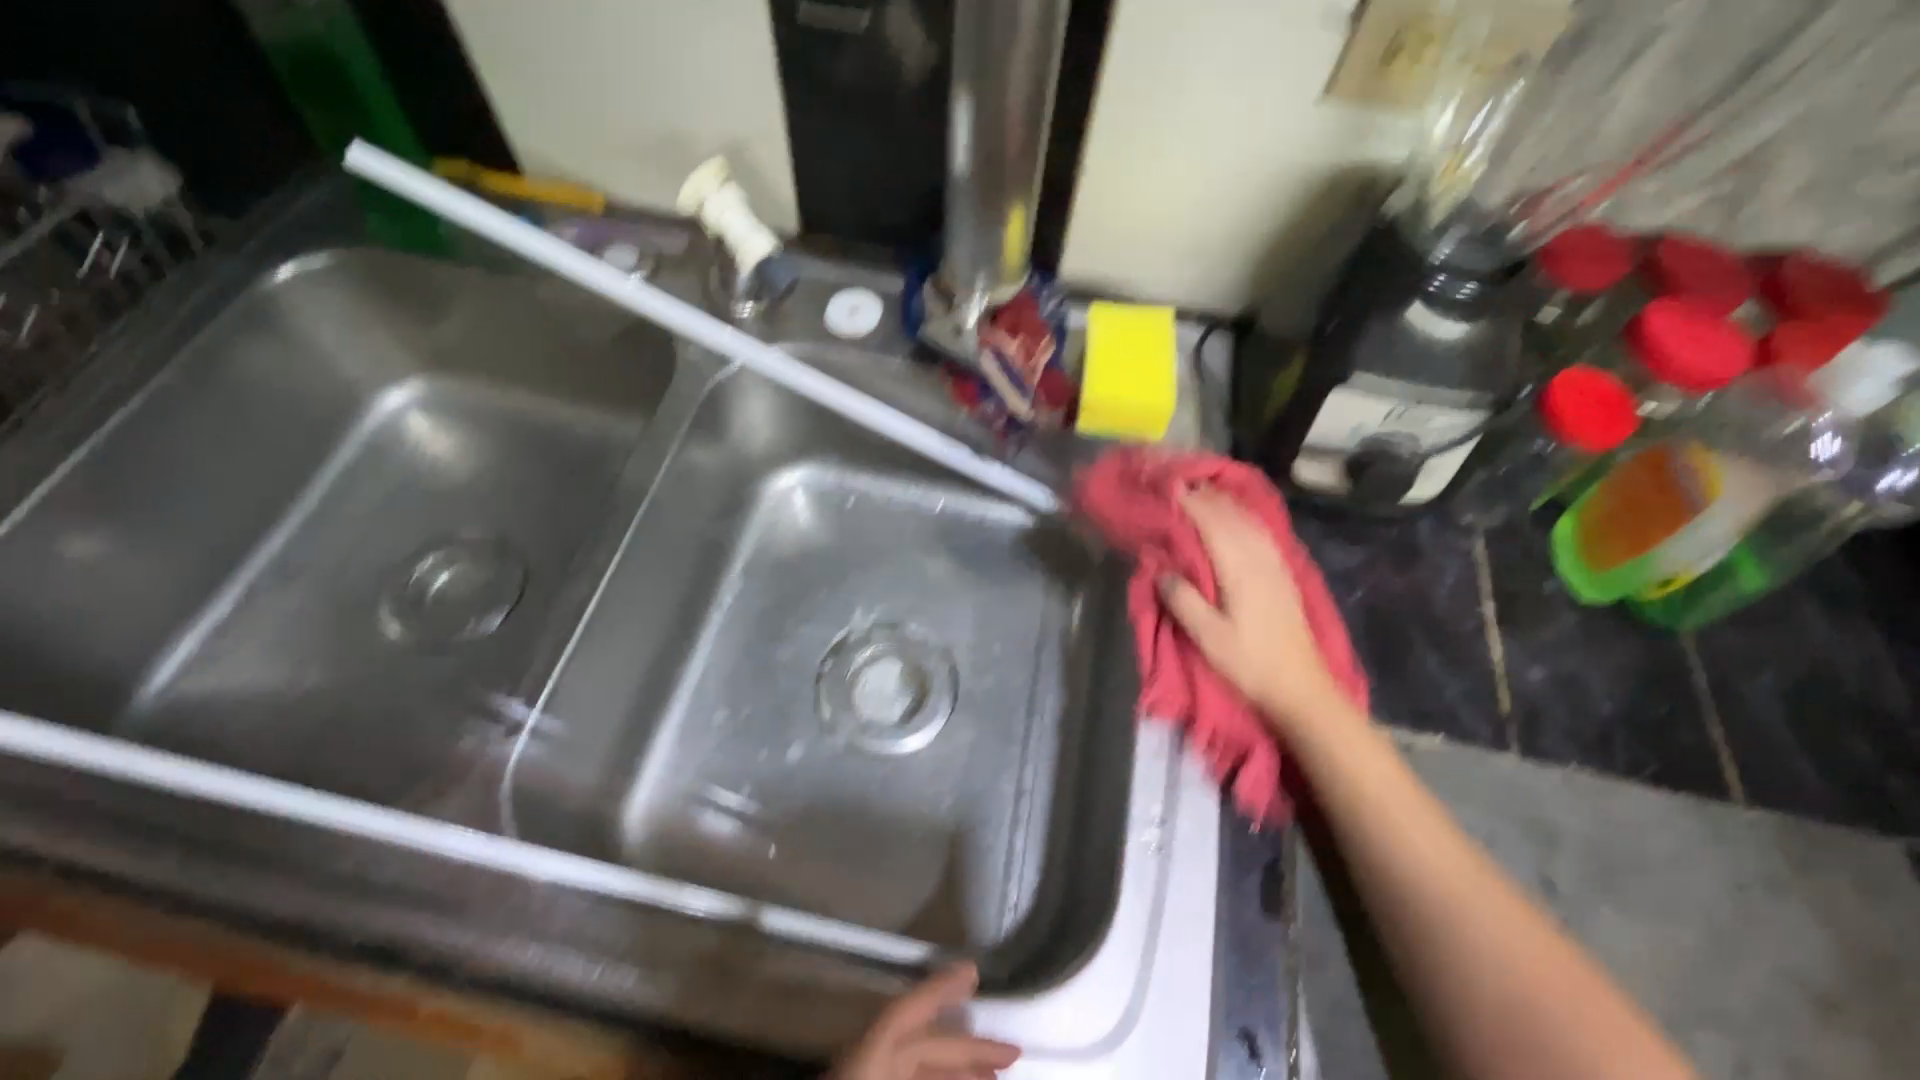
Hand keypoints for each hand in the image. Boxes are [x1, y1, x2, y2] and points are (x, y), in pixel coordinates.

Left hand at [830, 964, 1021, 1079]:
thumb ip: (932, 1079)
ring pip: (909, 1070)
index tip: (973, 973)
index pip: (902, 1018)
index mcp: (863, 1068)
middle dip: (965, 1050)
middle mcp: (859, 1071)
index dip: (937, 991)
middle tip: (1012, 1055)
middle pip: (916, 1048)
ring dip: (951, 1074)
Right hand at [1158, 488, 1349, 729]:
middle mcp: (1259, 555)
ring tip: (1196, 491)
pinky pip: (1258, 529)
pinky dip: (1239, 514)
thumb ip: (1183, 599)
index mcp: (1239, 567)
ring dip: (1220, 500)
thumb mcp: (1208, 637)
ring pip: (1246, 517)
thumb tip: (1161, 568)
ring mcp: (1275, 561)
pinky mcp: (1282, 572)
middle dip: (1201, 493)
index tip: (1161, 484)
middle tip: (1172, 482)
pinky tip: (1231, 516)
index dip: (1186, 499)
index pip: (1210, 520)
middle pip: (1229, 512)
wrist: (1301, 687)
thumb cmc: (1250, 664)